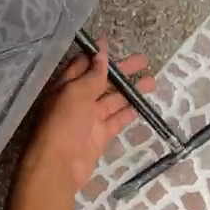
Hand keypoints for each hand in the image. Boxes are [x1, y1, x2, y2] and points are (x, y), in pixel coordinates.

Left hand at [20, 42, 154, 192]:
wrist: (58, 165)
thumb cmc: (63, 124)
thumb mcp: (76, 93)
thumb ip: (92, 75)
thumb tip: (101, 54)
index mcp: (67, 86)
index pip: (83, 65)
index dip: (97, 54)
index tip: (112, 43)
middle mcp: (77, 100)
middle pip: (102, 81)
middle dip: (121, 71)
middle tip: (143, 61)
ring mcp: (89, 119)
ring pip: (112, 100)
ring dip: (130, 91)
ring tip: (151, 82)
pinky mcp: (99, 136)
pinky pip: (115, 120)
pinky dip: (127, 112)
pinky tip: (141, 105)